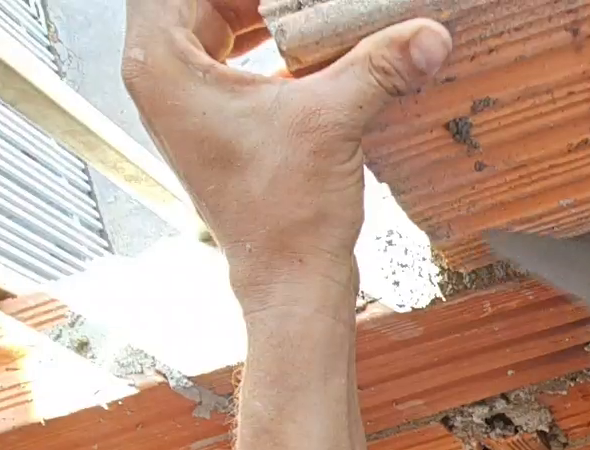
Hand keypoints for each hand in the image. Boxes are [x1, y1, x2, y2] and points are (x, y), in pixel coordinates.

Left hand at [121, 0, 451, 300]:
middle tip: (304, 7)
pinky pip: (233, 78)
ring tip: (310, 25)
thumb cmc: (288, 216)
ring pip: (215, 39)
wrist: (294, 282)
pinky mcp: (217, 138)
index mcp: (161, 64)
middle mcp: (161, 84)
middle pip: (199, 3)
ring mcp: (188, 114)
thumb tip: (428, 35)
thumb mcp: (334, 122)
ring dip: (263, 28)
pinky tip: (312, 68)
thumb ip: (379, 68)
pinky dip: (269, 64)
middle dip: (258, 3)